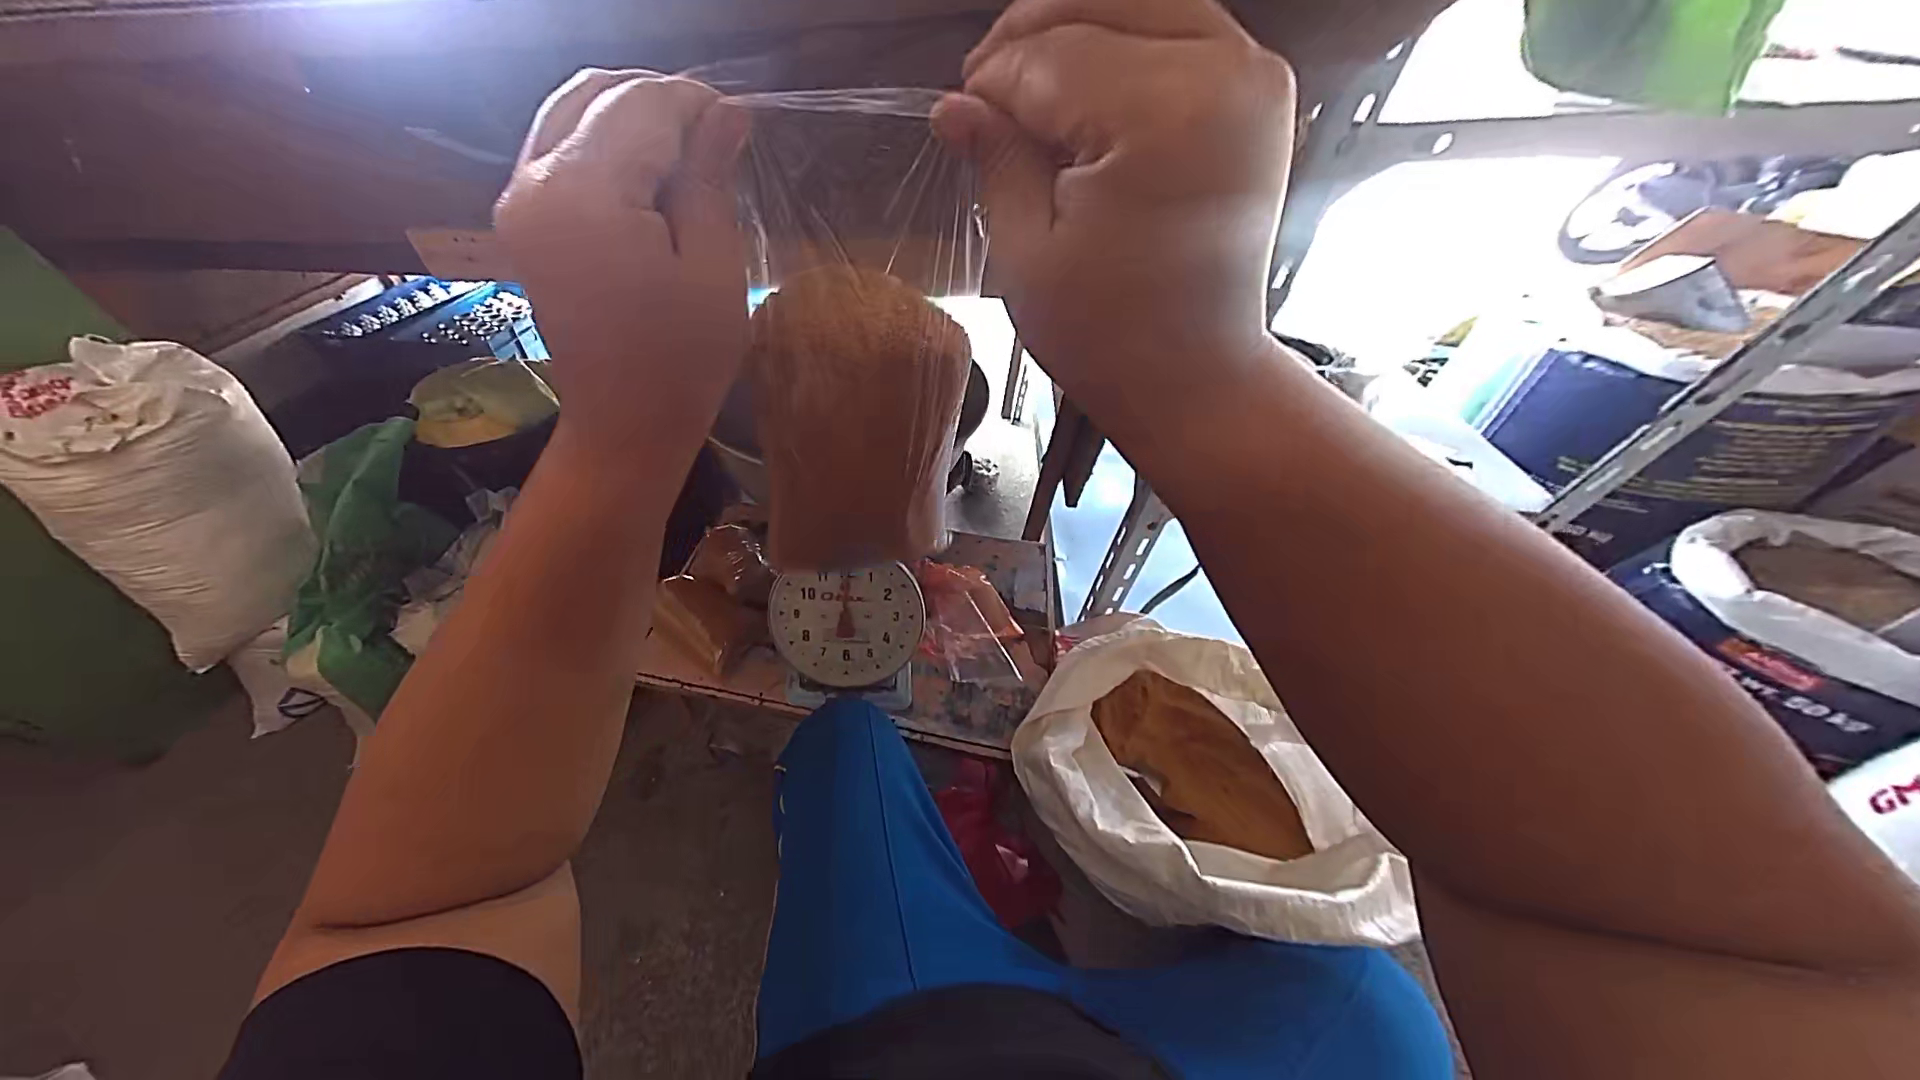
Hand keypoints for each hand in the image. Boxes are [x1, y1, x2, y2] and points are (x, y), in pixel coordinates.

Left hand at [495, 70, 750, 458]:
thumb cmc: (684, 360)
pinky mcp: (524, 225)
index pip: (639, 107)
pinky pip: (562, 154)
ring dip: (633, 122)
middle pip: (593, 96)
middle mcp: (533, 181)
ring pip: (572, 117)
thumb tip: (725, 116)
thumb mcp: (714, 271)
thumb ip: (710, 183)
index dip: (693, 102)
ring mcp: (519, 202)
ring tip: (689, 159)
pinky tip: (651, 183)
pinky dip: (608, 150)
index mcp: (584, 194)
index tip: (738, 120)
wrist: (627, 423)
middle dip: (659, 103)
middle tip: (716, 138)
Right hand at [930, 0, 1295, 438]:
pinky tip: (1084, 93)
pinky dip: (1126, 47)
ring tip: (1028, 87)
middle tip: (985, 85)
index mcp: (1163, 117)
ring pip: (1144, 4)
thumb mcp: (1030, 256)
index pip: (1051, 60)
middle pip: (1102, 4)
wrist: (1194, 378)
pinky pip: (1180, 34)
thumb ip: (998, 162)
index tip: (962, 111)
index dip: (994, 83)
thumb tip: (956, 107)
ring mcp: (1254, 80)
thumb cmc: (1109, 339)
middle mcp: (1225, 75)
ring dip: (1077, 29)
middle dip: (1031, 35)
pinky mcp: (1261, 99)